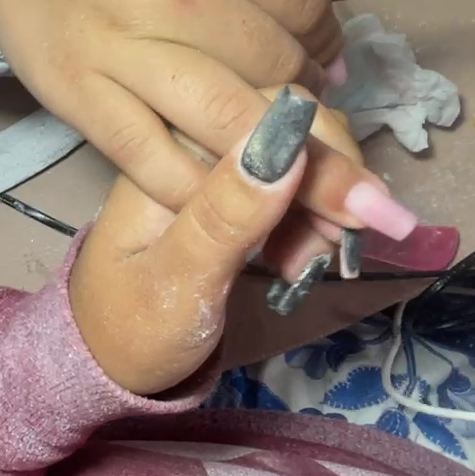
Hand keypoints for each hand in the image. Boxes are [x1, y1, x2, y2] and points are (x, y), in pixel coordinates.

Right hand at [0, 0, 416, 246]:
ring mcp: (122, 51)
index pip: (306, 9)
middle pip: (278, 76)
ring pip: (230, 127)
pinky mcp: (79, 99)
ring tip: (294, 177)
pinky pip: (155, 162)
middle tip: (318, 134)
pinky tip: (224, 194)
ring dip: (276, 163)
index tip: (323, 66)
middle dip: (315, 115)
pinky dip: (199, 188)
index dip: (329, 47)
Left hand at [72, 88, 325, 394]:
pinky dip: (311, 219)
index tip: (366, 219)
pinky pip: (288, 185)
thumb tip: (287, 137)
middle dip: (332, 185)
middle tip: (334, 252)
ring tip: (310, 266)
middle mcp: (189, 146)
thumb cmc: (133, 329)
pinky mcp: (227, 196)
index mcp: (163, 155)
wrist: (108, 361)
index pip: (261, 114)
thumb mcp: (178, 283)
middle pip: (289, 127)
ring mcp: (211, 169)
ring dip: (326, 206)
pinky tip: (301, 259)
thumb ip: (225, 217)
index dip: (324, 157)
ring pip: (298, 155)